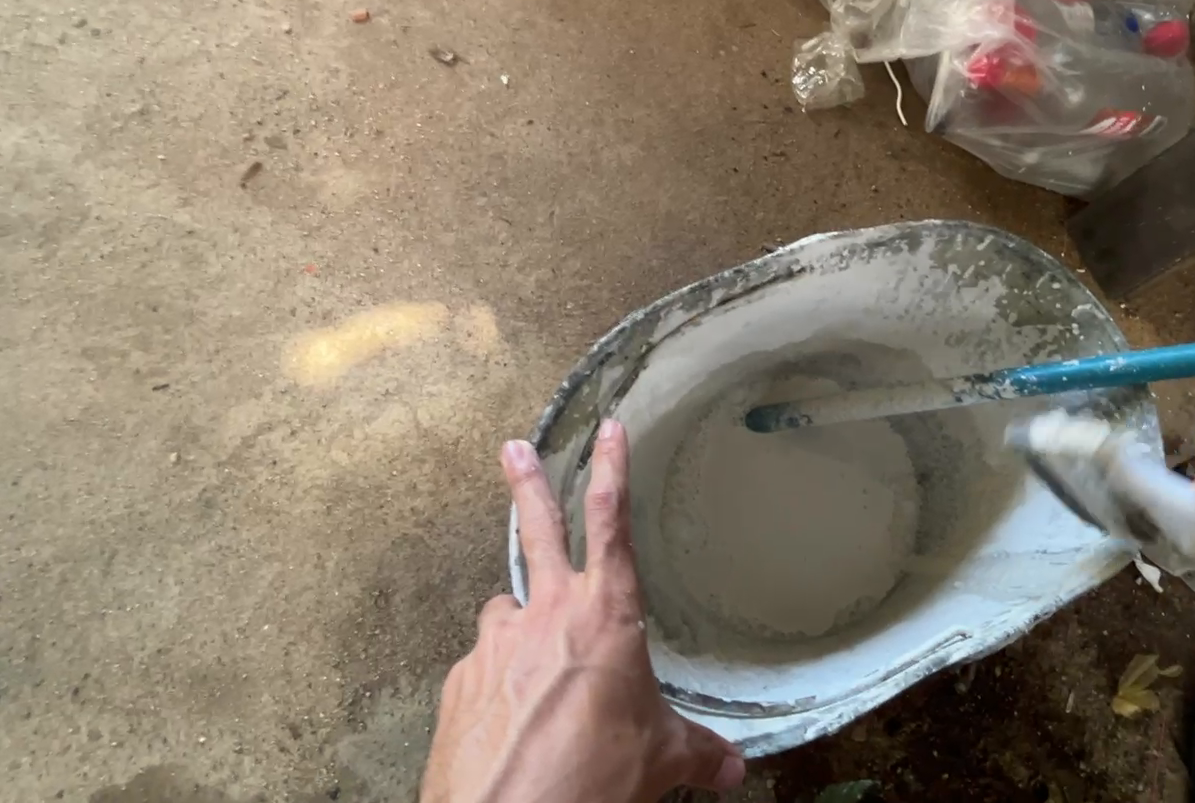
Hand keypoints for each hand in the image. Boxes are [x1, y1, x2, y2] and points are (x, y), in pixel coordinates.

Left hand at [422, 421, 745, 802]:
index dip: (613, 467)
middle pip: (539, 528)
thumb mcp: (659, 758)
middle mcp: (548, 612)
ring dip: (518, 619)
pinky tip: (505, 713)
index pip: (613, 520)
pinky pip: (482, 665)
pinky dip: (495, 678)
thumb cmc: (595, 778)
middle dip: (528, 481)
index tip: (610, 427)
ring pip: (506, 608)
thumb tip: (734, 769)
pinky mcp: (460, 683)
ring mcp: (497, 643)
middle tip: (512, 447)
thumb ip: (697, 752)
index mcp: (606, 613)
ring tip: (529, 657)